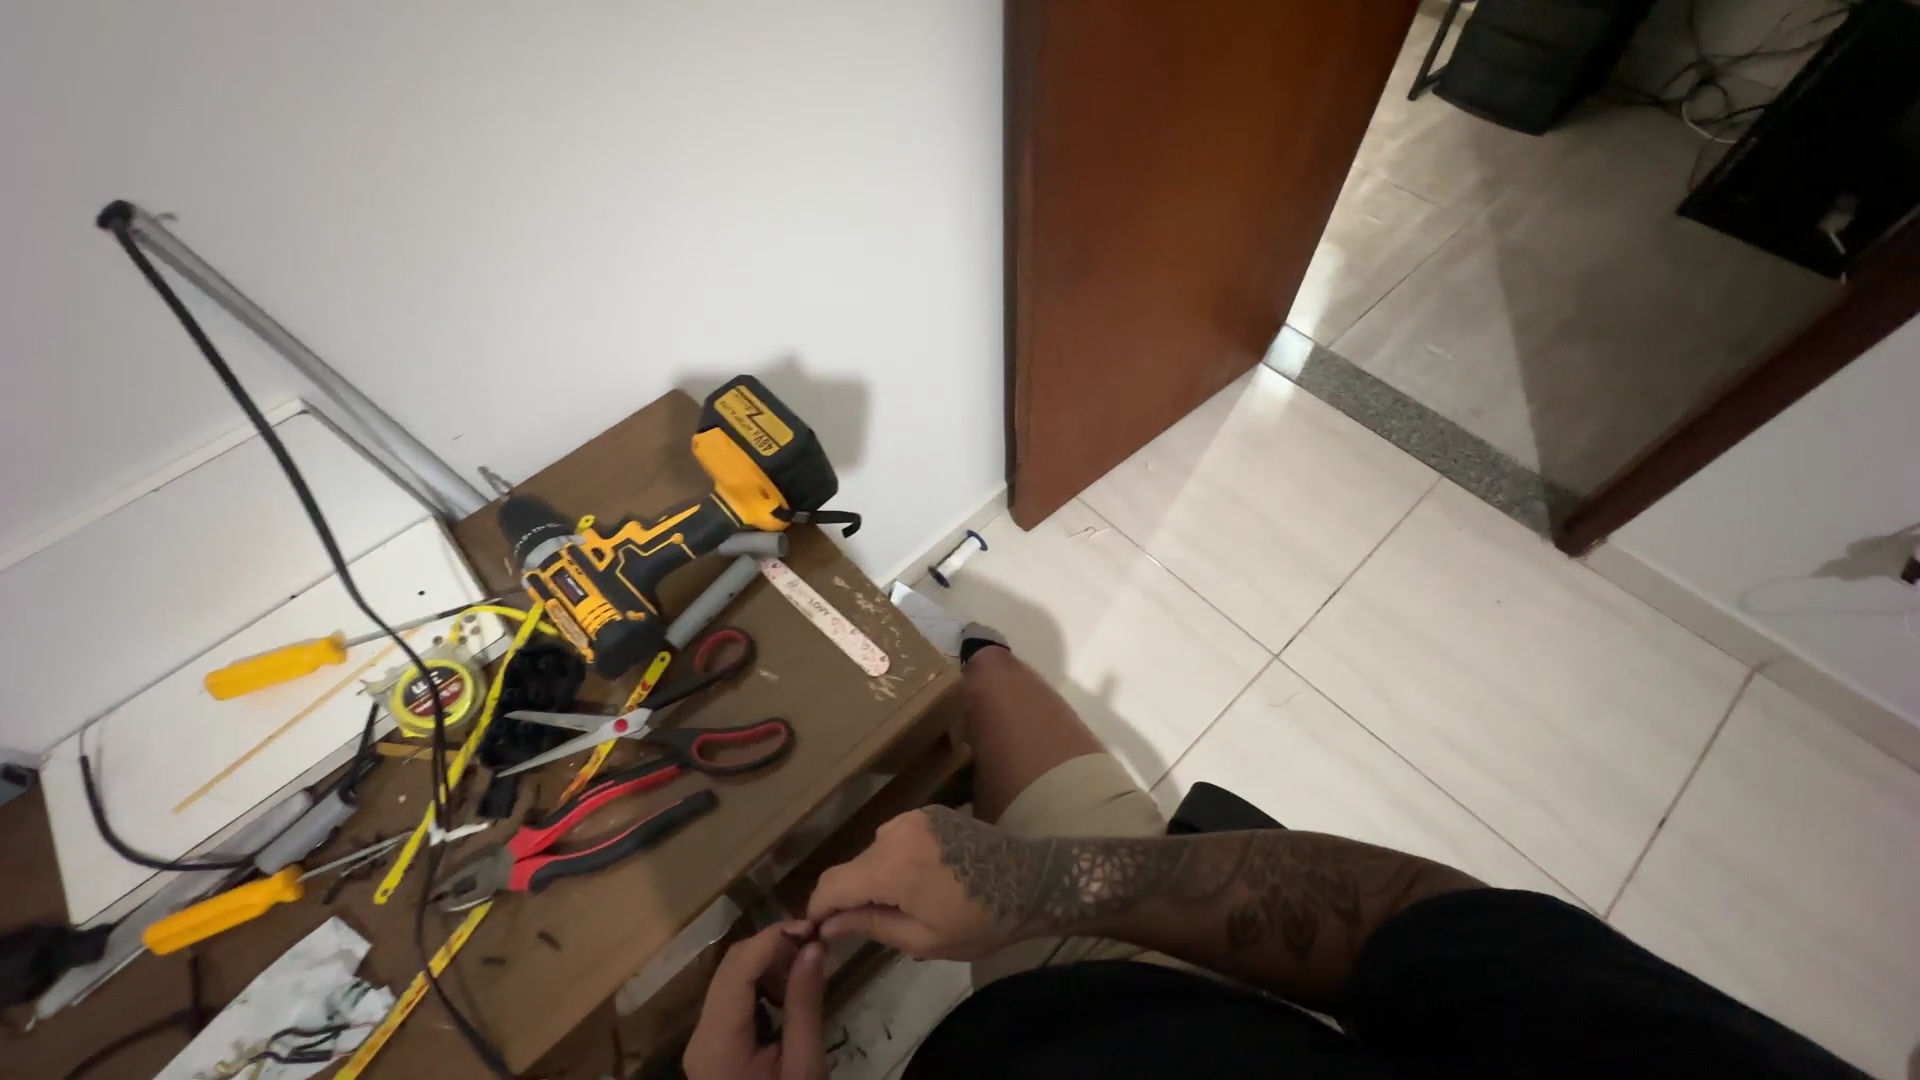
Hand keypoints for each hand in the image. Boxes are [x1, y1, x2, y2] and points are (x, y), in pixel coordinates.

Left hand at [684, 921, 827, 1079]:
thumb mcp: (804, 1065)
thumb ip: (805, 1004)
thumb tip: (814, 946)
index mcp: (717, 1042)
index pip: (739, 967)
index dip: (774, 937)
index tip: (813, 927)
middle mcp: (701, 1035)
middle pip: (731, 967)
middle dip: (773, 946)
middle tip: (814, 943)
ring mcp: (703, 1041)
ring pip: (730, 977)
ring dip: (768, 962)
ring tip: (805, 969)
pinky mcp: (712, 1047)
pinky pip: (732, 998)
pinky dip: (760, 983)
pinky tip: (786, 993)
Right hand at [807, 807, 1041, 959]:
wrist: (1030, 881)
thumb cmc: (979, 921)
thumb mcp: (923, 939)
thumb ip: (871, 925)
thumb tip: (830, 923)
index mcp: (892, 867)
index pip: (832, 883)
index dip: (818, 907)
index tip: (817, 928)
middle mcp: (896, 833)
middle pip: (852, 865)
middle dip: (849, 894)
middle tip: (864, 924)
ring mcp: (915, 817)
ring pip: (873, 849)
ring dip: (875, 875)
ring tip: (901, 901)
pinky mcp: (931, 812)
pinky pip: (896, 835)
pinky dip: (895, 856)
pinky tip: (921, 876)